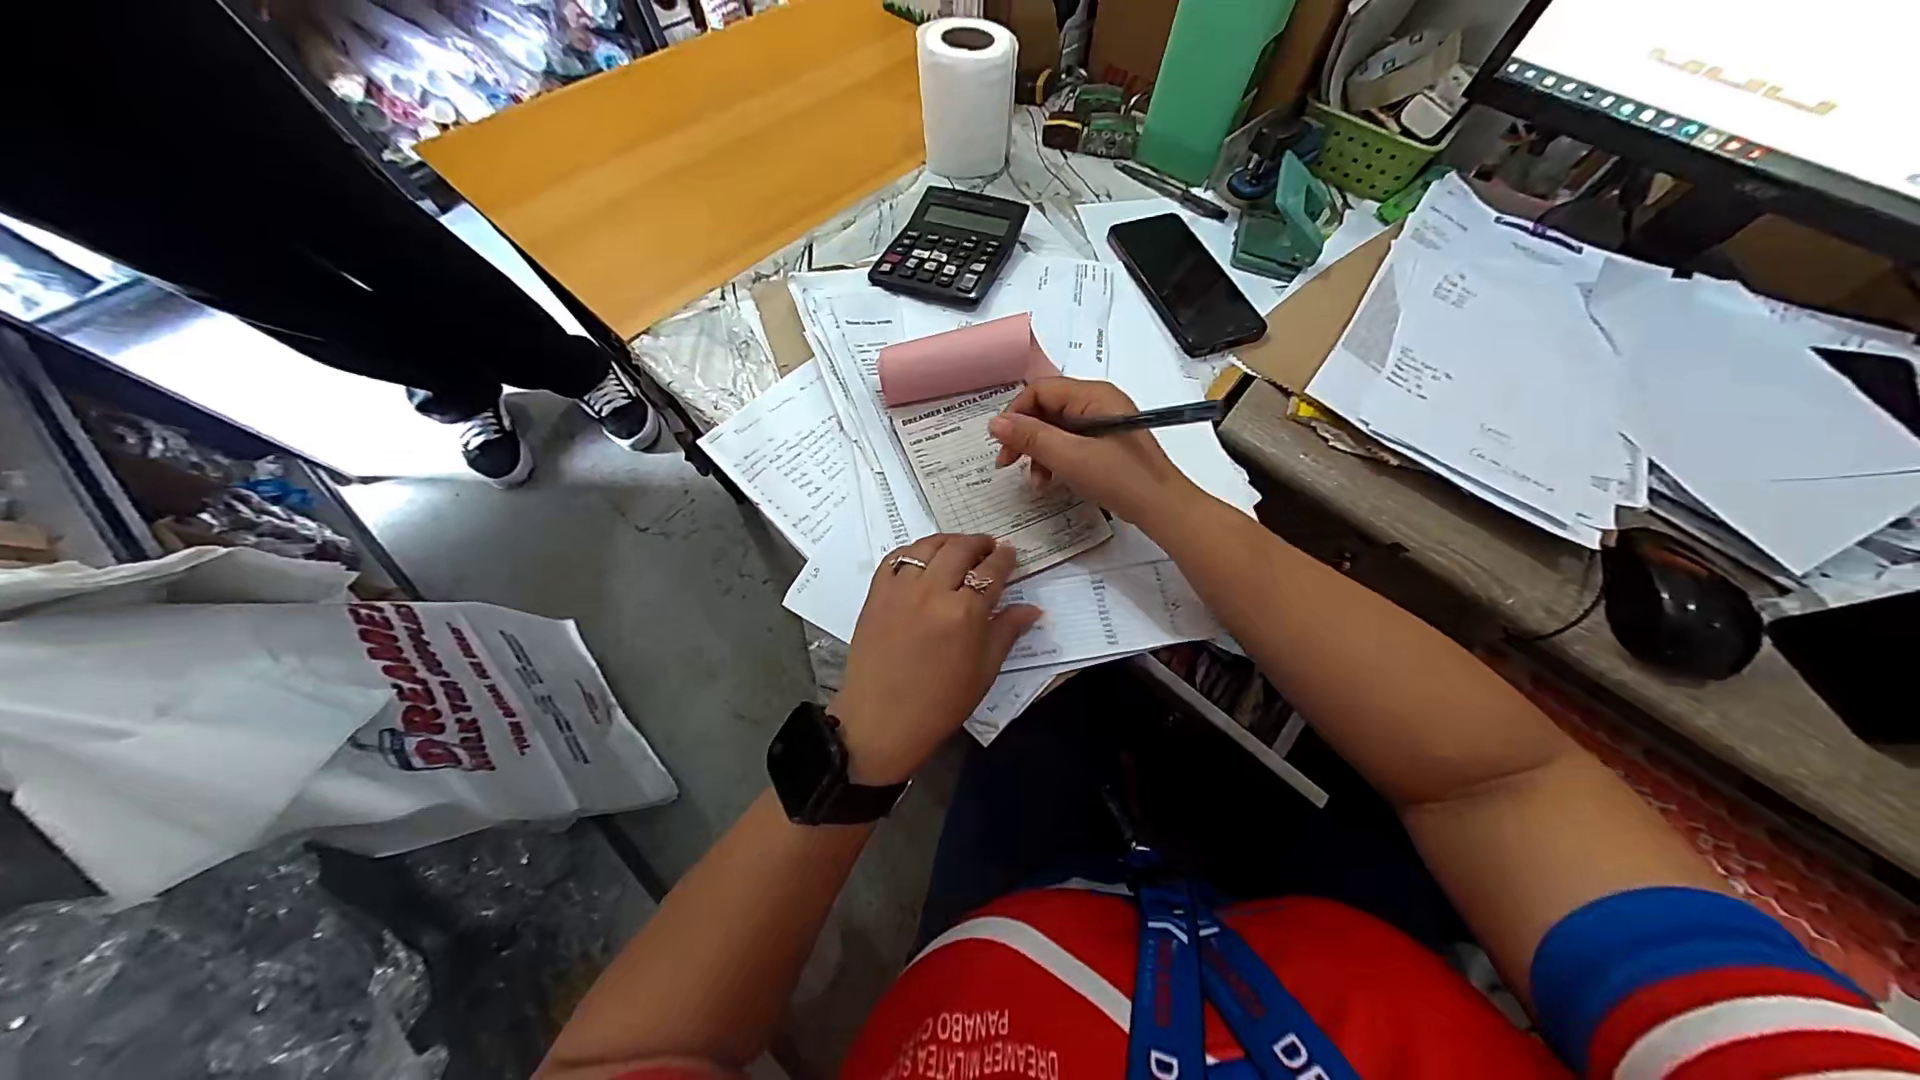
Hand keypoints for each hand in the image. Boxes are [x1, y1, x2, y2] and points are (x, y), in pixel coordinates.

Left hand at [831, 535, 1041, 784]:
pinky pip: (894, 559)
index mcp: (966, 613)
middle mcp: (933, 591)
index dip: (1005, 558)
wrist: (882, 720)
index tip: (1011, 552)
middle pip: (960, 550)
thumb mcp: (984, 670)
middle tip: (989, 546)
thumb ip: (1007, 631)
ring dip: (948, 541)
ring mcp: (900, 590)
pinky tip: (922, 558)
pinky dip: (912, 551)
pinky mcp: (875, 594)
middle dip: (980, 543)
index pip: (992, 571)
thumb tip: (1032, 609)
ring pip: (927, 547)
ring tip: (958, 547)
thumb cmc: (941, 703)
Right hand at [987, 377, 1202, 526]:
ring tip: (1035, 480)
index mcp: (1093, 395)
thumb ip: (1031, 437)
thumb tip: (995, 423)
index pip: (1040, 390)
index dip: (1016, 414)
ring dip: (1039, 451)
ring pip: (1056, 428)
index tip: (1002, 444)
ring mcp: (1103, 422)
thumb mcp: (1070, 458)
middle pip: (1047, 408)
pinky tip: (1051, 480)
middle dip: (1025, 436)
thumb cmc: (1120, 479)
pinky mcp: (1106, 443)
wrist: (1163, 507)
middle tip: (1008, 463)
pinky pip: (1071, 442)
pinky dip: (1056, 459)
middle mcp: (1098, 402)